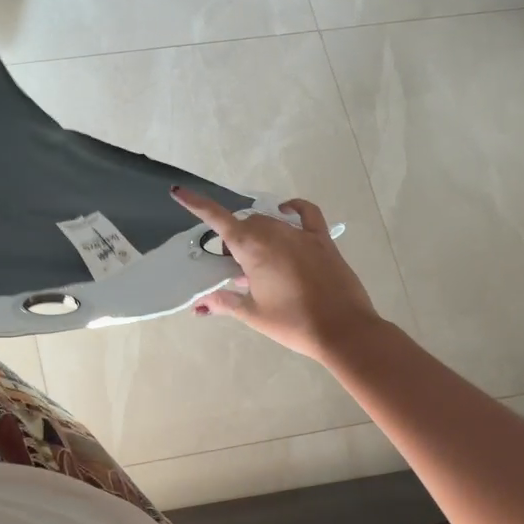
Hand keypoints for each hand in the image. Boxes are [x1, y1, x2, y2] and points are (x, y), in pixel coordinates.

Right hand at [171, 186, 384, 361]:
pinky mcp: (323, 241)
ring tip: (261, 263)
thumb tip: (198, 305)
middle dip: (233, 241)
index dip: (195, 203)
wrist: (346, 332)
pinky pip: (307, 213)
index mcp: (251, 247)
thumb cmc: (294, 323)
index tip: (177, 191)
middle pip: (243, 225)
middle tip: (236, 269)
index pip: (216, 218)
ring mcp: (300, 234)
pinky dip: (294, 207)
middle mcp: (272, 233)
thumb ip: (224, 302)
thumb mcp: (253, 314)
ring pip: (268, 222)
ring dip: (257, 235)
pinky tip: (286, 210)